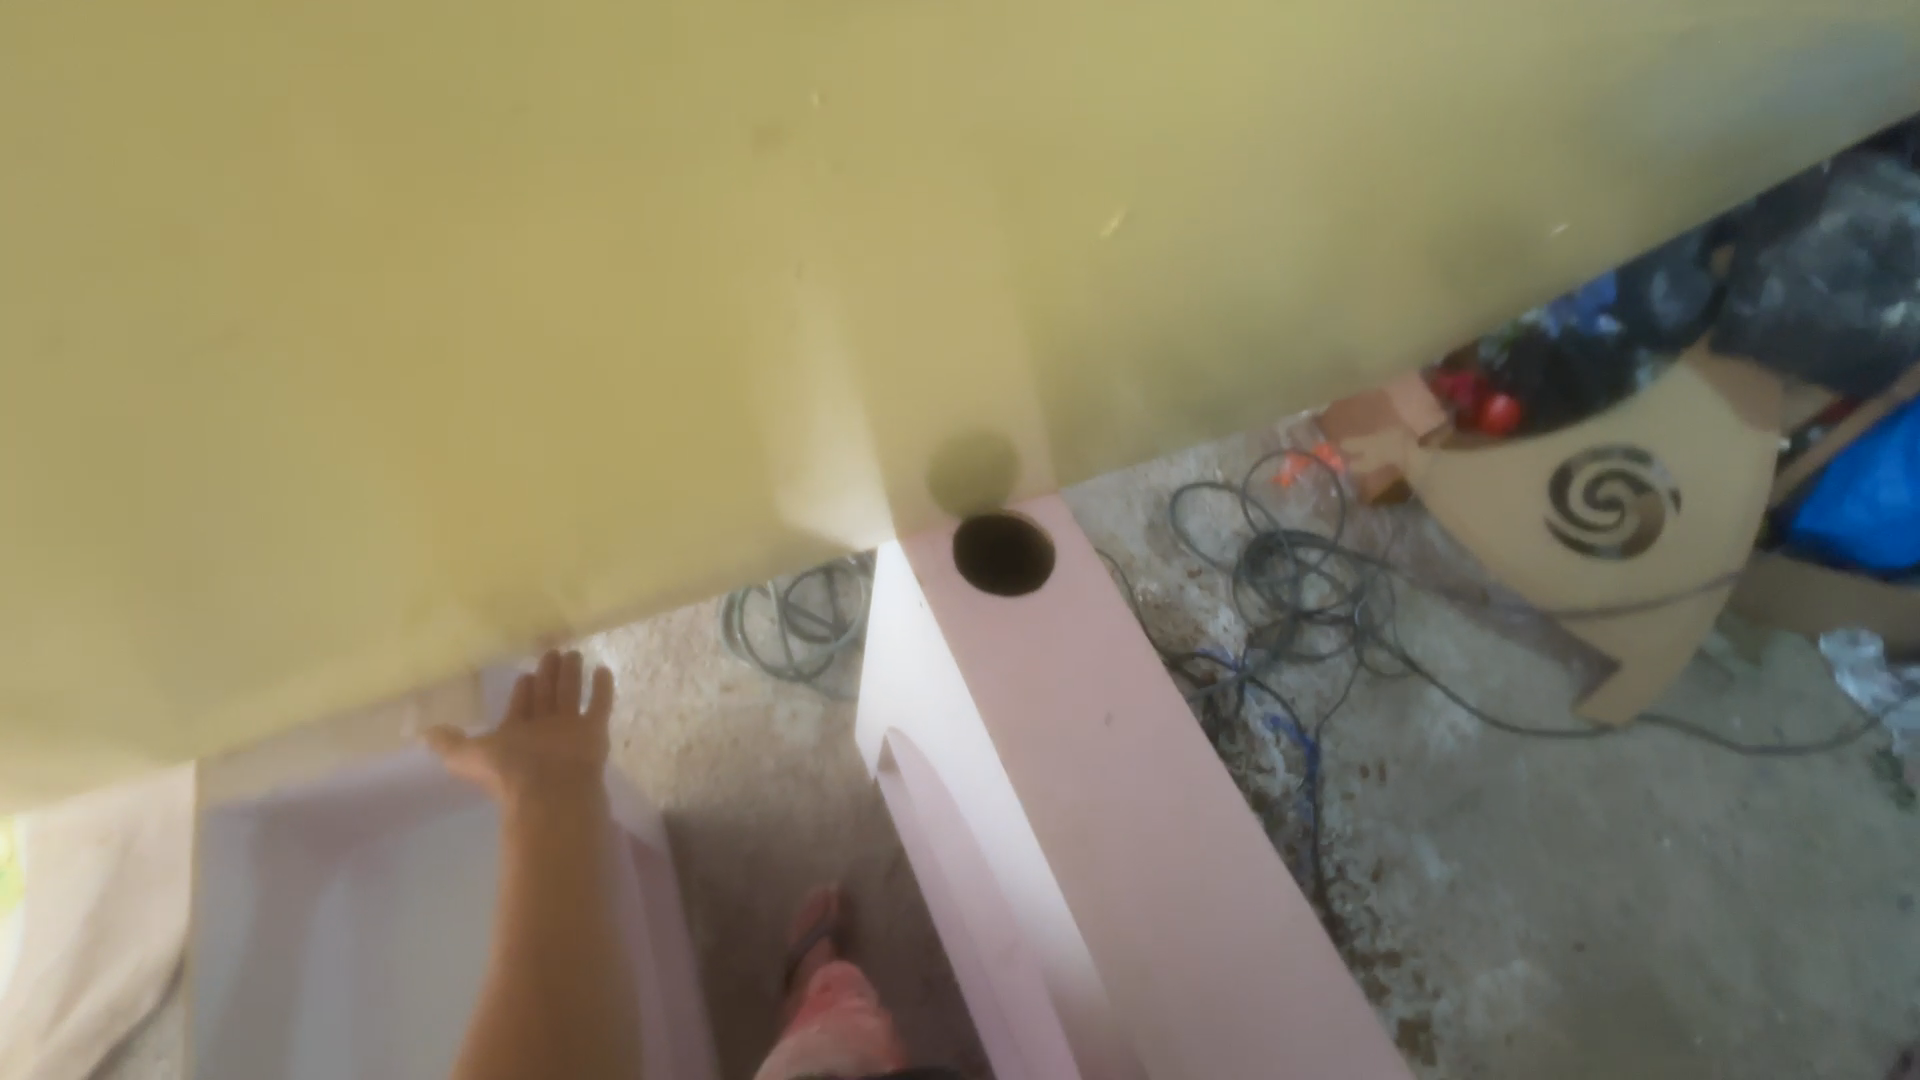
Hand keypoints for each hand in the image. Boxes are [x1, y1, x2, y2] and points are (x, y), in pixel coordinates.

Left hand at [428, 649, 613, 807]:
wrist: (548, 788)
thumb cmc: (508, 769)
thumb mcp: (466, 756)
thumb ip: (450, 742)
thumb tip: (426, 732)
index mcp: (516, 734)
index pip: (521, 706)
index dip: (522, 690)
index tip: (525, 673)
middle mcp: (543, 729)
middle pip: (546, 696)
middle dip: (548, 676)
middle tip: (553, 652)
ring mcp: (570, 728)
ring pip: (571, 695)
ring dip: (572, 675)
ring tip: (574, 653)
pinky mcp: (594, 729)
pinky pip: (599, 704)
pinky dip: (602, 688)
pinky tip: (603, 669)